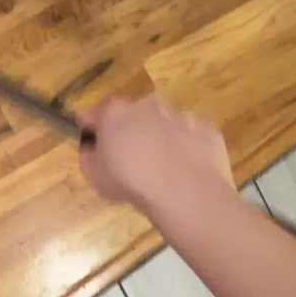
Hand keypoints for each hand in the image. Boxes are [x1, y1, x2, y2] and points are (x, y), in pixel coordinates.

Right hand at [78, 96, 233, 211]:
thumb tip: (92, 148)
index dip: (91, 126)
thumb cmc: (131, 182)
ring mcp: (180, 115)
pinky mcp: (206, 128)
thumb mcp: (94, 175)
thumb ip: (89, 155)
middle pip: (133, 113)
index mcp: (115, 113)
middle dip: (128, 128)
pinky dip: (185, 145)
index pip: (96, 112)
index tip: (90, 139)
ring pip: (164, 122)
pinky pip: (190, 134)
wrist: (185, 191)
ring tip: (160, 164)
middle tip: (128, 154)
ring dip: (158, 136)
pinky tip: (183, 166)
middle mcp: (148, 105)